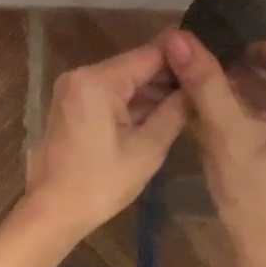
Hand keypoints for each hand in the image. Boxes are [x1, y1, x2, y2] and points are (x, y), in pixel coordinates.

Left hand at [26, 37, 187, 236]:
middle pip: (136, 65)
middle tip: (206, 88)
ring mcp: (72, 91)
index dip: (186, 57)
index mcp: (98, 81)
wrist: (52, 213)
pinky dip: (132, 104)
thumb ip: (175, 111)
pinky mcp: (70, 107)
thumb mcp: (147, 150)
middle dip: (170, 77)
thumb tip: (199, 86)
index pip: (152, 53)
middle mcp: (81, 76)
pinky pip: (108, 96)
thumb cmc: (99, 185)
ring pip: (123, 81)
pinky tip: (160, 115)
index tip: (213, 66)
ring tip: (191, 102)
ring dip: (152, 93)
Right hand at [160, 28, 265, 264]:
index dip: (261, 38)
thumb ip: (207, 83)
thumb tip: (179, 38)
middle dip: (259, 55)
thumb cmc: (251, 196)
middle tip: (217, 54)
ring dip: (260, 75)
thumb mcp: (227, 136)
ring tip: (218, 73)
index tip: (222, 41)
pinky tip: (232, 97)